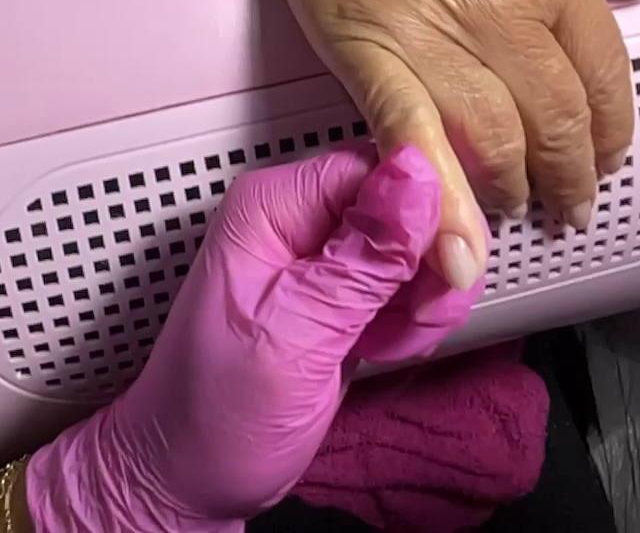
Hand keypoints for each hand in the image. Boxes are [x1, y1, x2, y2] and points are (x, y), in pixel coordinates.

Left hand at [24, 145, 479, 531]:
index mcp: (272, 205)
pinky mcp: (340, 289)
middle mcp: (297, 217)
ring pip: (412, 245)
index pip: (372, 167)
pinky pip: (404, 281)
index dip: (422, 210)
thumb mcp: (294, 334)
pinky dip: (414, 317)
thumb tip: (415, 175)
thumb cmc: (214, 410)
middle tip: (418, 318)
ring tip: (390, 342)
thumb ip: (362, 258)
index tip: (446, 263)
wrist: (192, 472)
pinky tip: (386, 347)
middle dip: (428, 263)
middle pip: (401, 204)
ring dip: (424, 298)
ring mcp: (320, 254)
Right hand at [151, 0, 639, 289]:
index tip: (608, 152)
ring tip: (518, 215)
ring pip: (496, 141)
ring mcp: (434, 36)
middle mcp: (503, 10)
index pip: (603, 71)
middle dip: (573, 176)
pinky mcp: (369, 52)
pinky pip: (412, 135)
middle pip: (558, 120)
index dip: (613, 125)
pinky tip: (454, 249)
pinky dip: (437, 197)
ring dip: (516, 193)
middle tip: (571, 205)